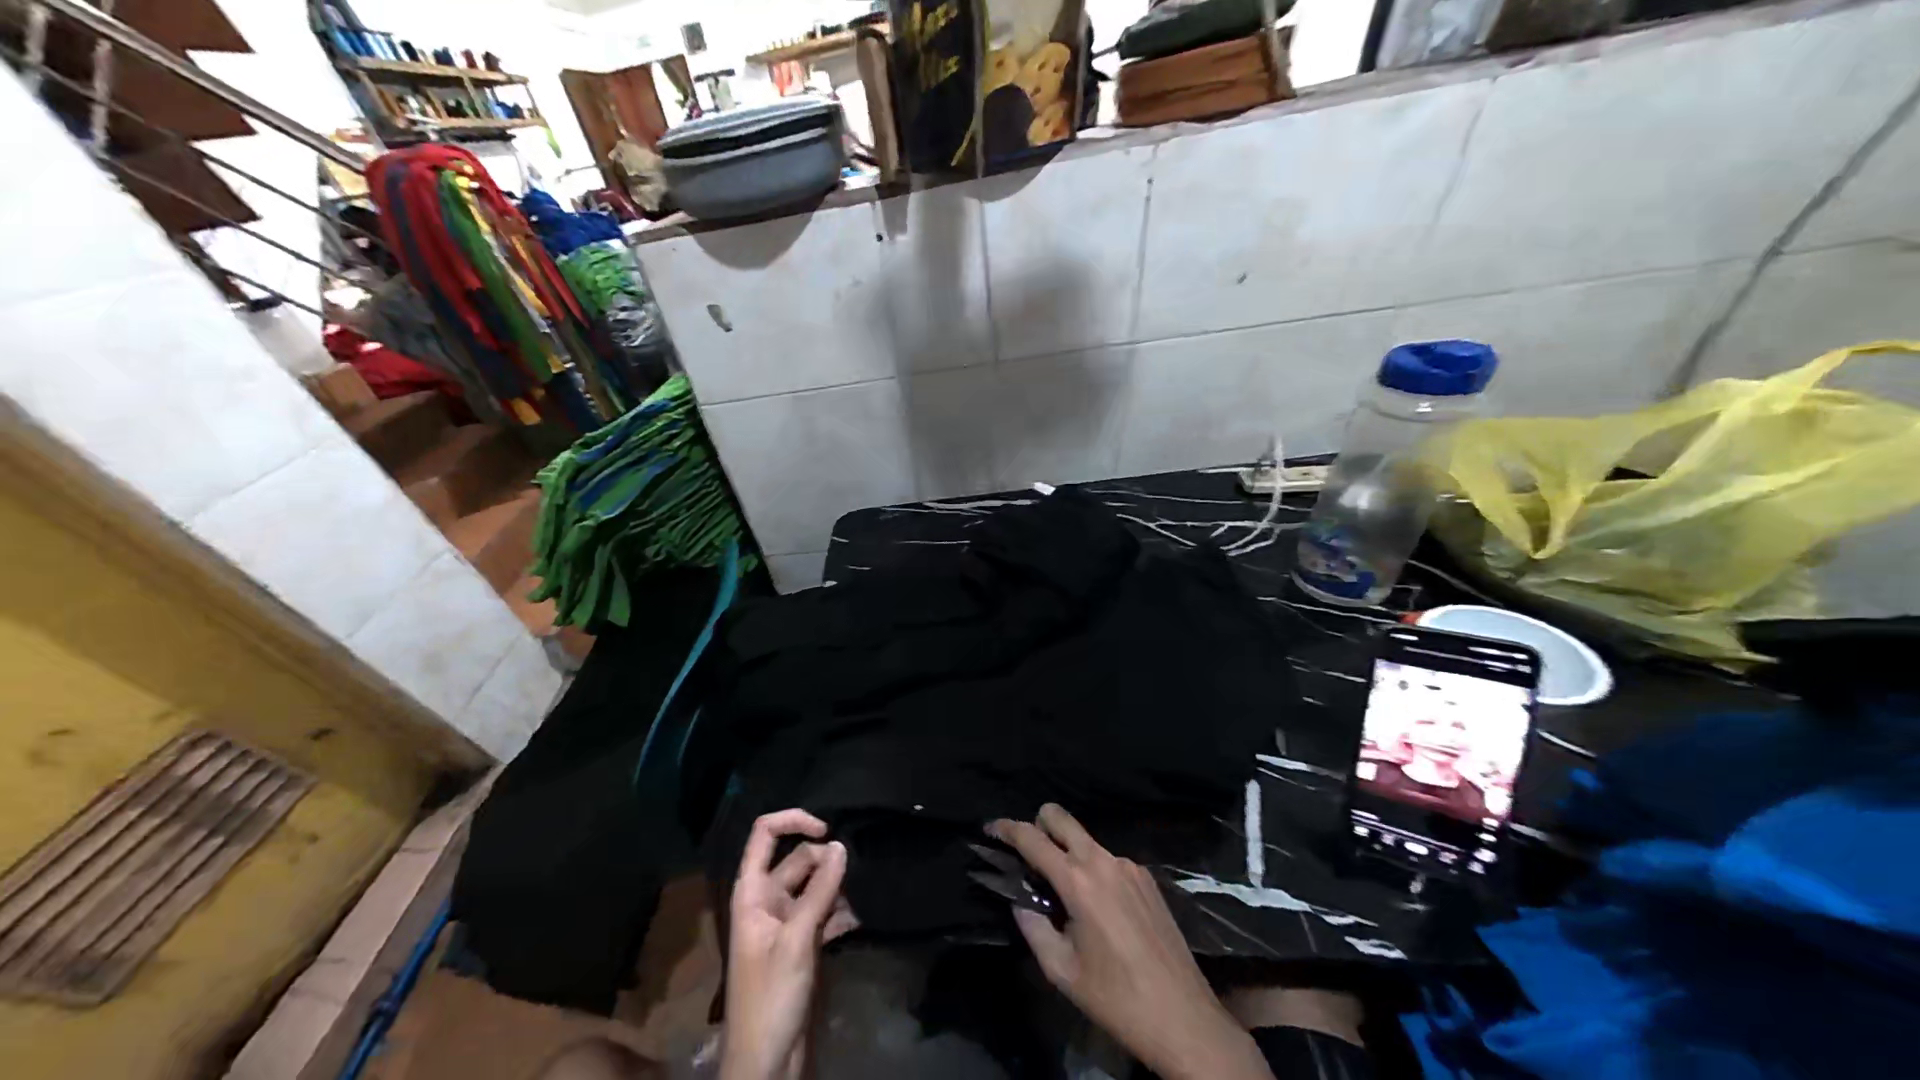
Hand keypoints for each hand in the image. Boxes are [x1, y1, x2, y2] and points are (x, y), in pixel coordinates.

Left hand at [721, 810, 857, 1079]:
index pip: (764, 835)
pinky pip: (825, 913)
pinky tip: (862, 917)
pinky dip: (842, 912)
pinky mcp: (803, 944)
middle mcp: (767, 900)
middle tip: (855, 875)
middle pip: (798, 860)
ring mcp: (786, 922)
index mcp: (752, 892)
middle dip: (826, 861)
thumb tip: (841, 845)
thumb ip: (819, 891)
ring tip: (863, 895)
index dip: (793, 821)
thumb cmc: (771, 995)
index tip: (827, 829)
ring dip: (838, 887)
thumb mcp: (796, 939)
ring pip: (816, 886)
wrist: (766, 1060)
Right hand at [990, 805, 1272, 1079]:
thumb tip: (1019, 900)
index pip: (1032, 839)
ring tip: (1062, 894)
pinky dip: (1092, 871)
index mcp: (1078, 882)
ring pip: (1086, 841)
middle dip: (1038, 824)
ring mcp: (1130, 867)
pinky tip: (1097, 908)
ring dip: (1067, 853)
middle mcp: (1104, 861)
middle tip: (1025, 854)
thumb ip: (1032, 926)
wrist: (1183, 1017)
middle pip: (1061, 818)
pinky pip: (1109, 862)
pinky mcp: (1147, 880)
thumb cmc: (1115, 998)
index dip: (1006, 829)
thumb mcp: (1061, 970)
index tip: (990, 828)